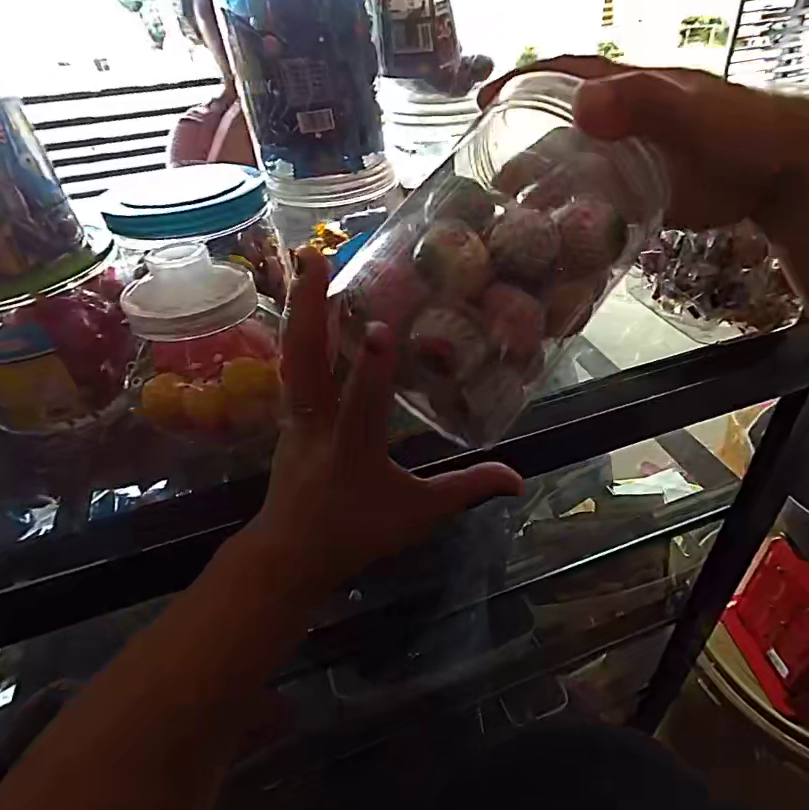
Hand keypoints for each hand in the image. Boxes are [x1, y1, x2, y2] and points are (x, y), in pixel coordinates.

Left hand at [241, 248, 523, 591]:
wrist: (290, 554)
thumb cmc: (356, 534)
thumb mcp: (419, 514)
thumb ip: (468, 490)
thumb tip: (518, 478)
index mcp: (351, 449)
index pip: (362, 406)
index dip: (374, 368)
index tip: (384, 326)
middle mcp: (316, 424)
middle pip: (304, 361)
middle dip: (309, 308)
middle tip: (315, 256)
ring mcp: (295, 417)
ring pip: (292, 356)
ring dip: (300, 309)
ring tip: (310, 264)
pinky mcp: (290, 416)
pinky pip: (293, 366)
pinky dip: (301, 332)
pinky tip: (311, 309)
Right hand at [479, 55, 808, 229]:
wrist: (783, 173)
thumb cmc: (741, 135)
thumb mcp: (692, 115)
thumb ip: (645, 106)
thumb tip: (581, 105)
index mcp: (631, 91)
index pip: (567, 76)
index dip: (524, 83)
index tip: (484, 102)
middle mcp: (627, 120)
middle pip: (564, 123)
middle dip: (524, 138)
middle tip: (487, 169)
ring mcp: (635, 157)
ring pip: (578, 162)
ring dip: (546, 178)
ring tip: (512, 207)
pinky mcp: (647, 191)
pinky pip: (600, 195)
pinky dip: (576, 207)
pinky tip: (558, 231)